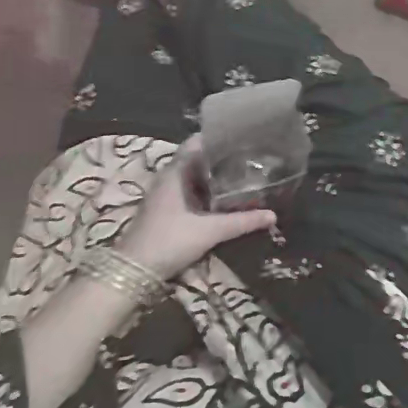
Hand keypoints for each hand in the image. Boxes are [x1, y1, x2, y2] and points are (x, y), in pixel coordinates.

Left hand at [118, 136, 277, 278]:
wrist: (134, 270)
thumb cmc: (169, 241)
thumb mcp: (209, 231)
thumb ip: (241, 221)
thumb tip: (272, 215)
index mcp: (174, 173)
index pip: (196, 144)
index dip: (217, 138)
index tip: (242, 137)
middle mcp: (169, 179)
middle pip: (197, 160)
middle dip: (221, 159)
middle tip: (250, 158)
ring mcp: (166, 195)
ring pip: (194, 179)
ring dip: (215, 178)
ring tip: (244, 176)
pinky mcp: (167, 211)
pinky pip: (190, 194)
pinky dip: (207, 194)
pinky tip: (225, 201)